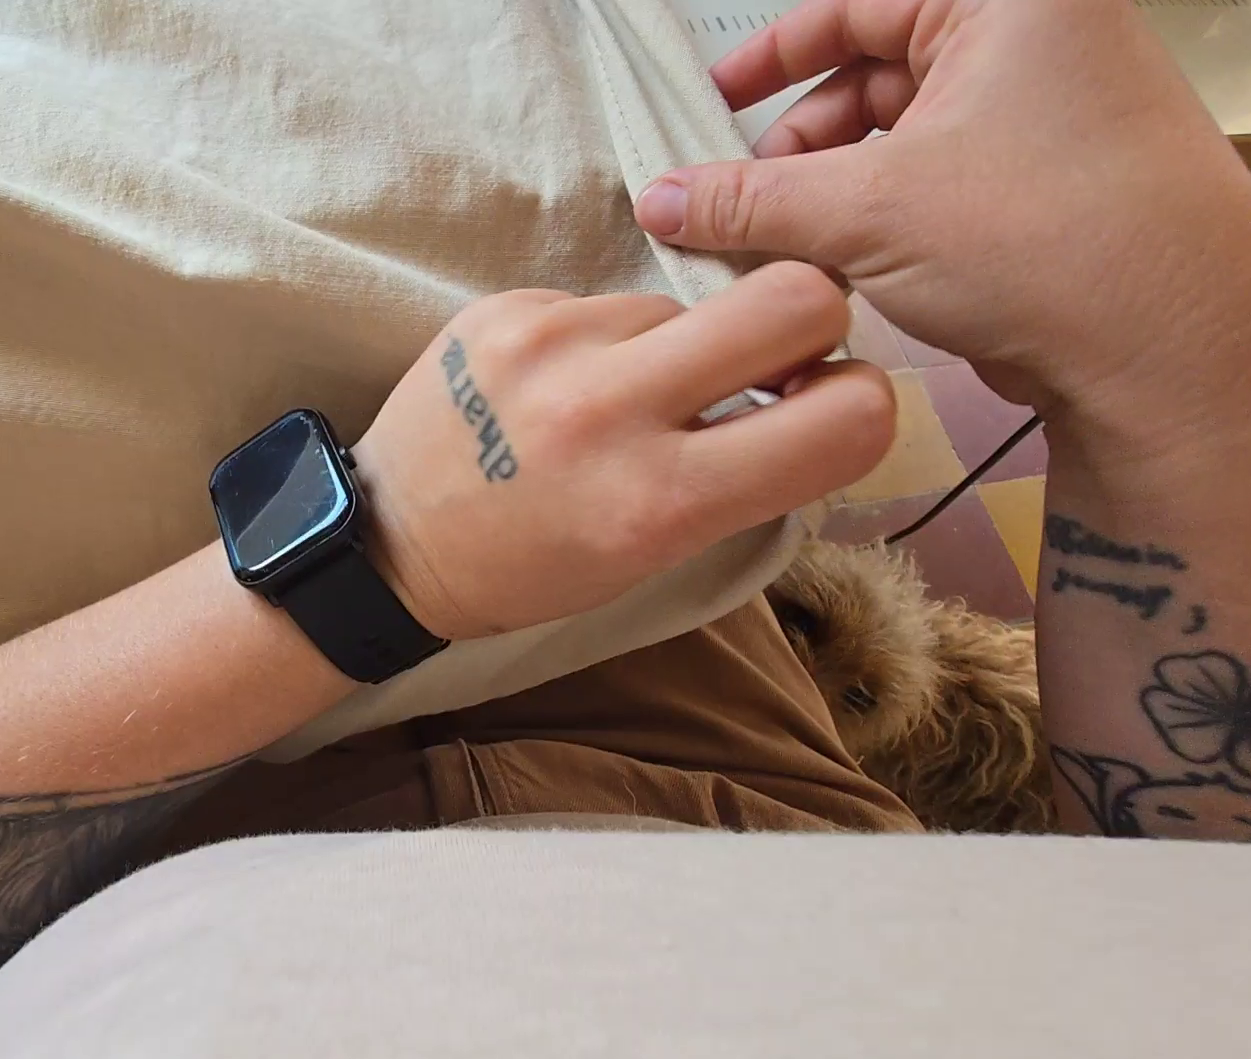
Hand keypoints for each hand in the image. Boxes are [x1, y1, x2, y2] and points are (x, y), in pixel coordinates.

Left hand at [351, 263, 892, 640]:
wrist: (392, 541)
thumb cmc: (525, 570)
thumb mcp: (645, 558)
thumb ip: (738, 477)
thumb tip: (806, 390)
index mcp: (656, 501)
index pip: (851, 416)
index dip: (859, 406)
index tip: (818, 410)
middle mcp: (605, 408)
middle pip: (793, 295)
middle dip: (800, 328)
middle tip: (751, 369)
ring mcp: (546, 342)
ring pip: (678, 303)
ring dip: (668, 347)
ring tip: (602, 401)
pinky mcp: (498, 307)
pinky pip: (597, 300)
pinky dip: (595, 340)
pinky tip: (547, 385)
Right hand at [631, 0, 1250, 429]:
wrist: (1154, 348)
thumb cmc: (1031, 238)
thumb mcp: (861, 209)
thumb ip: (745, 201)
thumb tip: (654, 199)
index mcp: (1005, 4)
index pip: (858, 4)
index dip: (771, 56)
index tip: (708, 105)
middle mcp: (1021, 50)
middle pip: (860, 86)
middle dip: (785, 154)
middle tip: (729, 209)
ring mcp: (1020, 127)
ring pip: (877, 150)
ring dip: (811, 203)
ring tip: (768, 256)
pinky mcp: (1013, 196)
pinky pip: (904, 195)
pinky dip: (851, 229)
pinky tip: (815, 274)